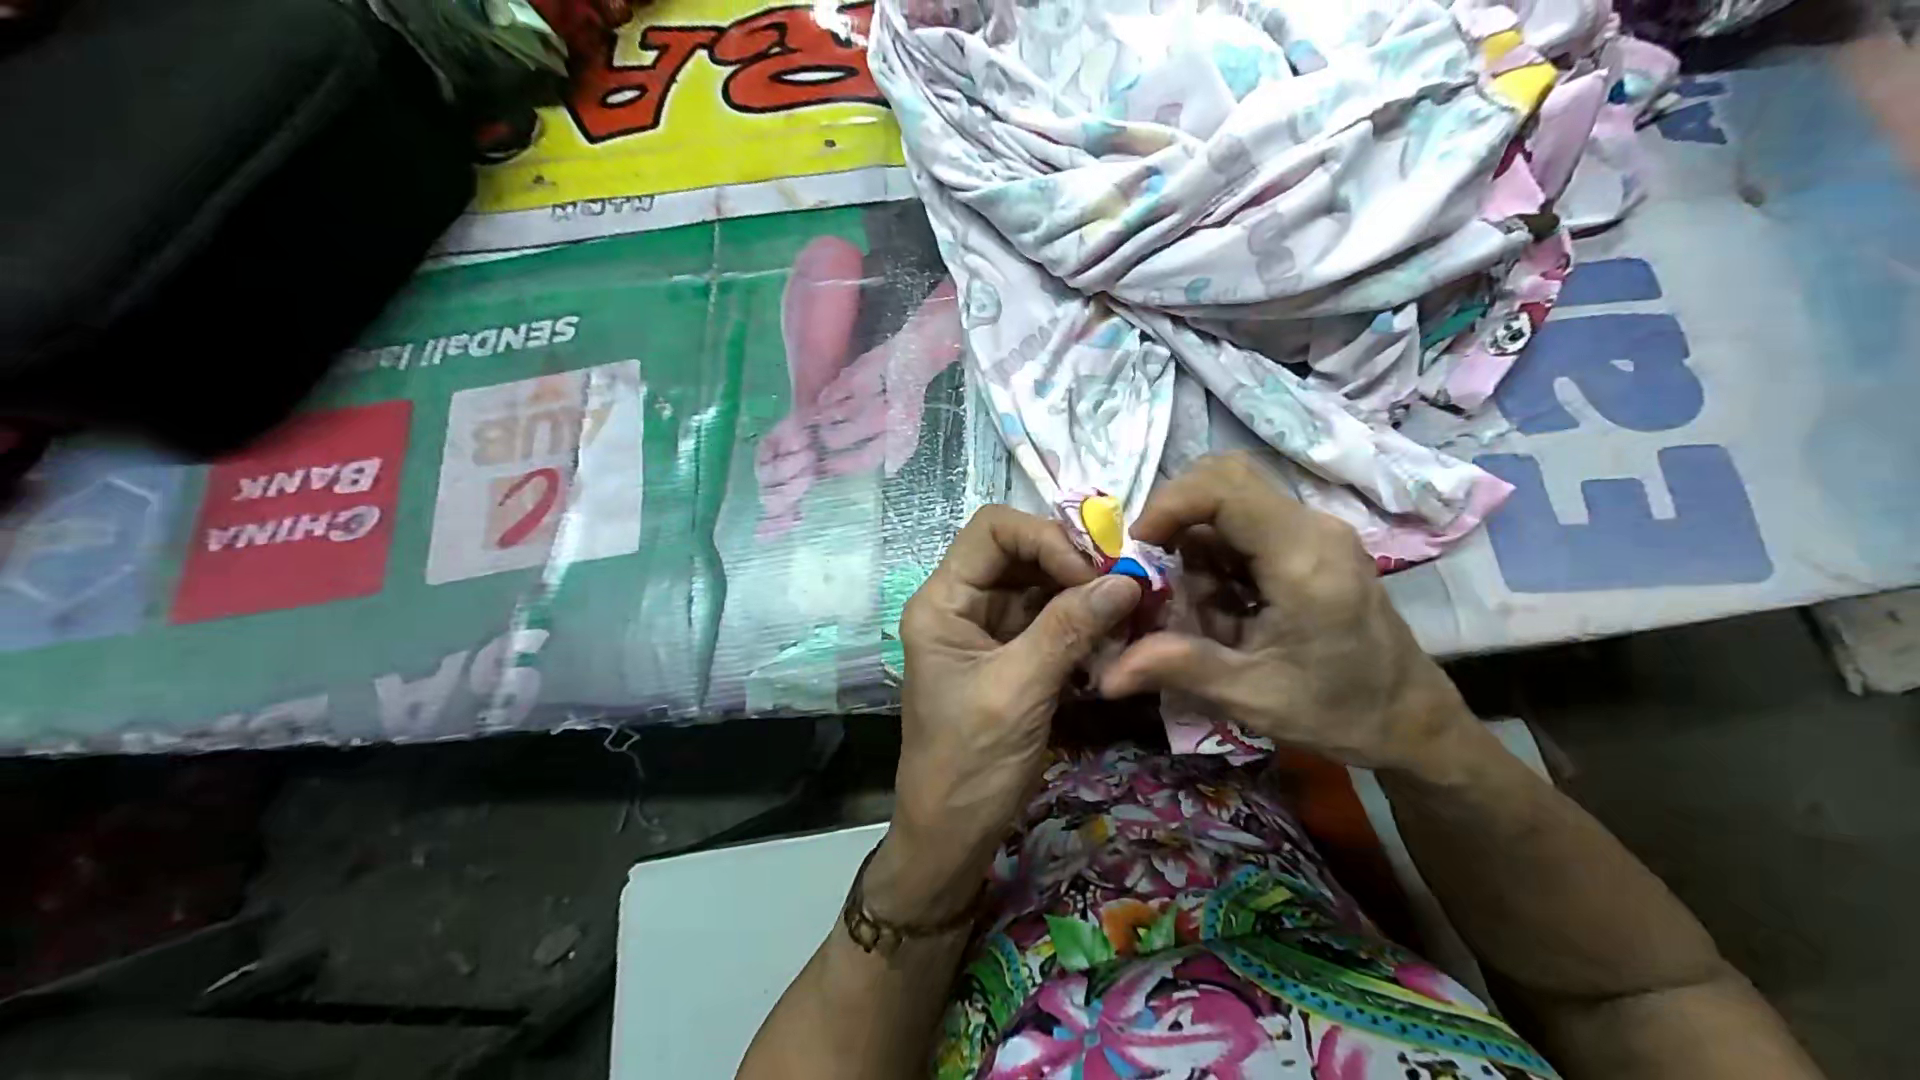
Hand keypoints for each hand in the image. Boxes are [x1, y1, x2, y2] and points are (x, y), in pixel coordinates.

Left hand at [875, 506, 1140, 921]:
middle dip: (1072, 562)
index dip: (1043, 537)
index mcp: (943, 602)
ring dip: (1085, 592)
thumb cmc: (970, 763)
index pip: (991, 530)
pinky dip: (1084, 622)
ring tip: (1130, 607)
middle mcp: (964, 604)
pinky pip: (1053, 620)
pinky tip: (1117, 633)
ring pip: (1042, 585)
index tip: (1089, 573)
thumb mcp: (1018, 690)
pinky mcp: (1015, 655)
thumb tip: (1127, 579)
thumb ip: (1069, 629)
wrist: (953, 834)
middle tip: (1125, 584)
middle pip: (1020, 552)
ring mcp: (990, 630)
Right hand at [1099, 453, 1474, 773]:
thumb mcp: (1251, 696)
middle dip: (1175, 516)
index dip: (1168, 504)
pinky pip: (1245, 526)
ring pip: (1230, 501)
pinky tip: (1223, 606)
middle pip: (1225, 478)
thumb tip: (1105, 674)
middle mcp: (1312, 529)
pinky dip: (1215, 556)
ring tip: (1199, 607)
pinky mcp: (1310, 544)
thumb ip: (1178, 668)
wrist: (1412, 722)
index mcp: (1302, 558)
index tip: (1138, 547)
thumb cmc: (1339, 711)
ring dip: (1195, 544)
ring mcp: (1314, 533)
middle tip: (1153, 568)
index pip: (1224, 487)